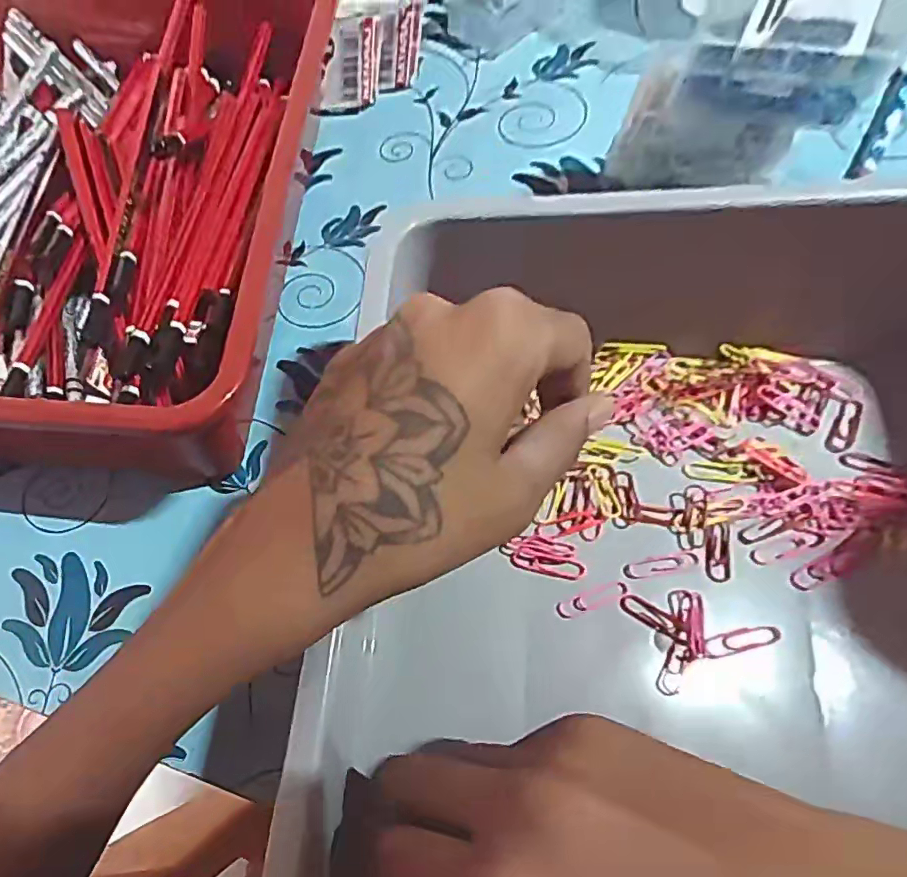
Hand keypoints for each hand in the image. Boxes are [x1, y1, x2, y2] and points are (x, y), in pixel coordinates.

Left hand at [288, 288, 605, 611]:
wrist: (309, 534)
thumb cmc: (425, 515)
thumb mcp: (515, 489)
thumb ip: (566, 435)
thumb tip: (597, 404)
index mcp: (498, 330)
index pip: (567, 336)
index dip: (574, 383)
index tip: (559, 428)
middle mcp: (439, 311)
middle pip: (507, 334)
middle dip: (521, 381)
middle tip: (505, 447)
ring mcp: (383, 331)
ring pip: (453, 346)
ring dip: (470, 383)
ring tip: (449, 449)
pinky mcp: (344, 359)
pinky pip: (406, 362)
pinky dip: (422, 388)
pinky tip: (402, 442)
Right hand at [370, 716, 906, 876]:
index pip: (382, 860)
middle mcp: (512, 801)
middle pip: (398, 780)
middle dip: (395, 817)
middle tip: (423, 854)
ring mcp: (555, 749)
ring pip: (452, 755)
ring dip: (452, 793)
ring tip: (501, 836)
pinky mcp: (594, 724)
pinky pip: (515, 748)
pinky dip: (512, 779)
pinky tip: (572, 814)